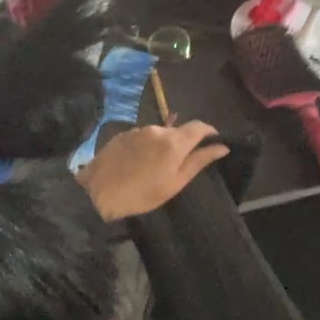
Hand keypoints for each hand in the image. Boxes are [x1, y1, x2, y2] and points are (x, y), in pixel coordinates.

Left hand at [77, 121, 230, 220]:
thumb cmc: (140, 194)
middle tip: (178, 165)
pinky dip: (146, 146)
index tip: (212, 143)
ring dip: (162, 145)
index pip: (199, 126)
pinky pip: (142, 137)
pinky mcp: (121, 135)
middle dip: (183, 143)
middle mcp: (156, 129)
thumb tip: (222, 146)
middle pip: (178, 130)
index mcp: (173, 141)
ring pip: (159, 133)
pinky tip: (138, 163)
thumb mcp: (175, 182)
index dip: (209, 132)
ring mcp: (136, 130)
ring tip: (155, 167)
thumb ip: (199, 161)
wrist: (97, 193)